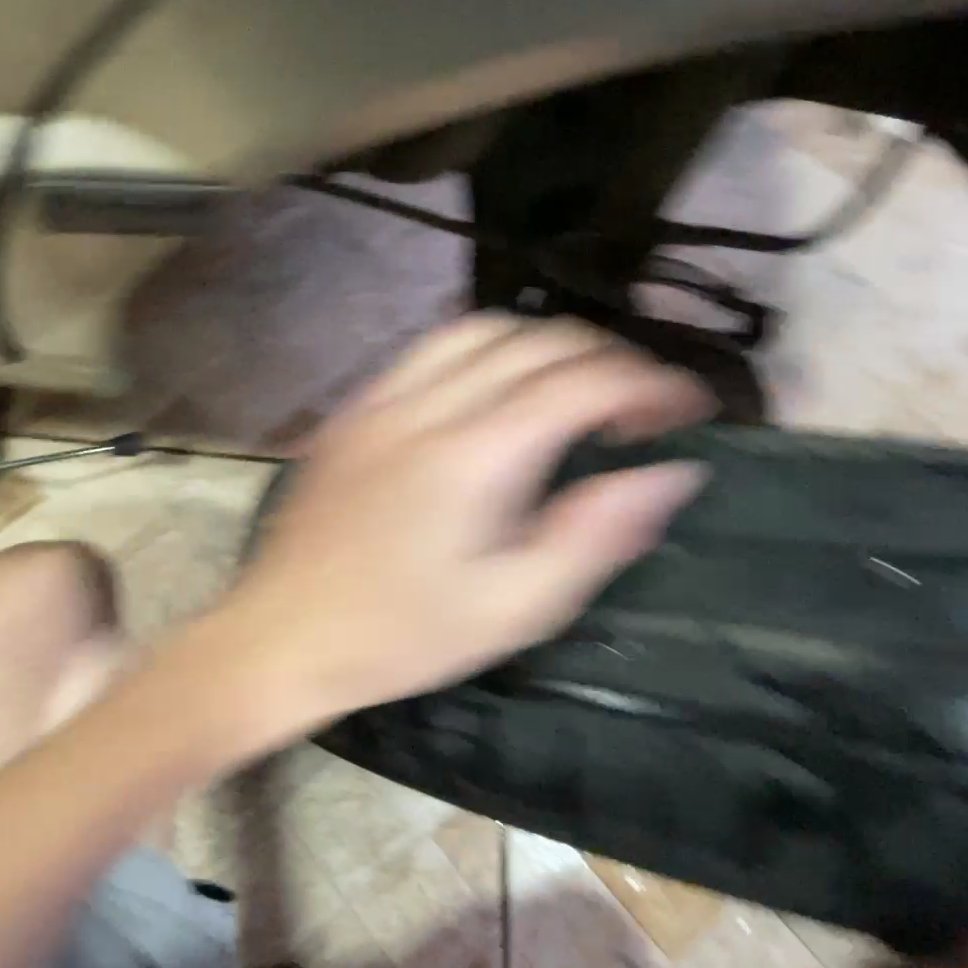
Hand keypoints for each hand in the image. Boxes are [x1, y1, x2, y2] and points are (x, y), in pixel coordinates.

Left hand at [192, 313, 714, 732]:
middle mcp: (419, 409)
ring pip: (470, 330)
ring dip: (535, 345)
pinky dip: (474, 353)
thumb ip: (593, 535)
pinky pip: (420, 353)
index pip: (578, 381)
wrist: (282, 634)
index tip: (685, 412)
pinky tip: (489, 393)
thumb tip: (668, 474)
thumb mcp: (512, 609)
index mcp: (469, 457)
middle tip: (634, 408)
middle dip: (601, 358)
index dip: (646, 385)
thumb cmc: (398, 637)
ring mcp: (374, 404)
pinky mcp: (347, 414)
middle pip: (530, 340)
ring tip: (569, 391)